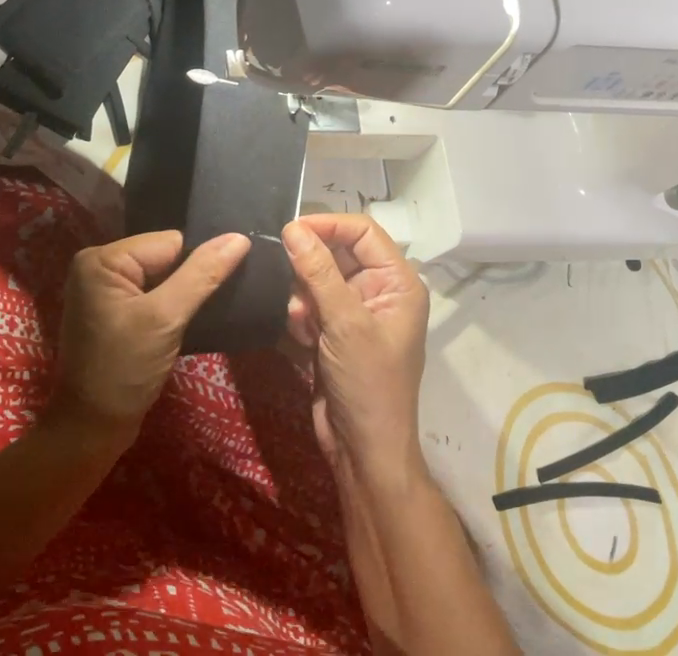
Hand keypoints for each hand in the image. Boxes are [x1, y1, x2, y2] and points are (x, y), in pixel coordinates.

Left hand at [52, 230, 250, 438]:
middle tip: (218, 303)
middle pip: (167, 256)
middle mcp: (99, 266)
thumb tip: (240, 238)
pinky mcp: (116, 312)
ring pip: (164, 277)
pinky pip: (154, 295)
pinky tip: (191, 322)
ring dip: (185, 294)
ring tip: (210, 311)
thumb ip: (202, 275)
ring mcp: (106, 291)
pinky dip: (173, 307)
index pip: (170, 242)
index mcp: (102, 259)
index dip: (198, 262)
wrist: (93, 428)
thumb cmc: (125, 370)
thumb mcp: (166, 318)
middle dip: (191, 278)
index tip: (225, 285)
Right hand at [282, 215, 430, 484]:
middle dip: (309, 265)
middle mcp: (379, 291)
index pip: (362, 232)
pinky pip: (309, 306)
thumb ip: (318, 272)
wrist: (364, 451)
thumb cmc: (368, 385)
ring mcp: (355, 314)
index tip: (288, 230)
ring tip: (299, 318)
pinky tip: (299, 337)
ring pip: (317, 280)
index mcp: (398, 283)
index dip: (327, 225)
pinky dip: (299, 316)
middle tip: (279, 272)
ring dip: (301, 295)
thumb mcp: (345, 324)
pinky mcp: (333, 334)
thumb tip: (293, 228)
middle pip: (337, 253)